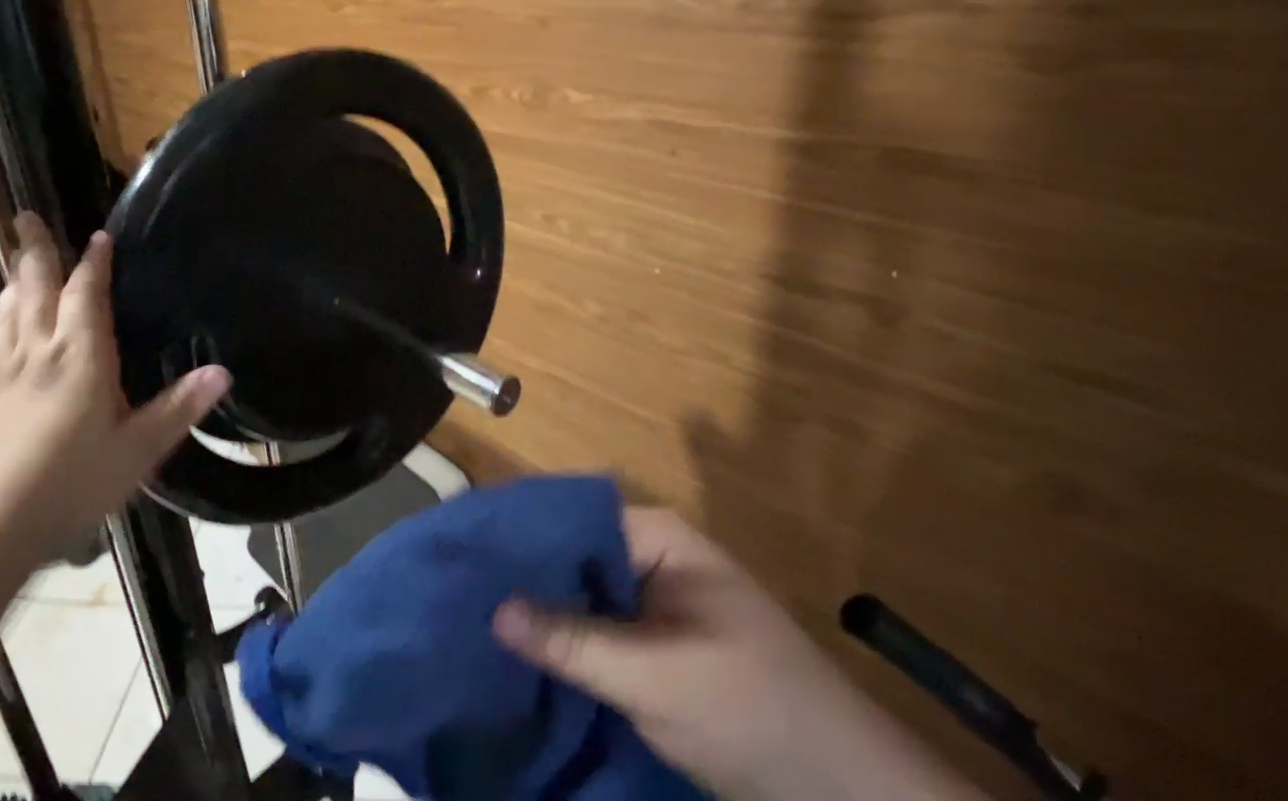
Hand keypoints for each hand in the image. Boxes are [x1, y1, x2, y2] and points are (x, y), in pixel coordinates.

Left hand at [0, 213, 229, 560]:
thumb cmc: (74, 485)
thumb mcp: (139, 449)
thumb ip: (179, 408)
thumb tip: (223, 372)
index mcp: (82, 358)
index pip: (88, 296)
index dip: (94, 264)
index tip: (99, 235)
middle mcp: (41, 354)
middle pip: (36, 290)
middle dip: (35, 251)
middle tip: (25, 215)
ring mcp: (7, 376)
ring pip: (10, 314)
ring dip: (14, 283)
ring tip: (18, 262)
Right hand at [493, 508, 983, 800]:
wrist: (838, 788)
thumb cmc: (751, 711)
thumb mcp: (657, 676)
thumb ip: (574, 640)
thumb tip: (492, 606)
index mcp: (660, 539)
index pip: (570, 514)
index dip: (515, 531)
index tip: (456, 553)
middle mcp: (653, 558)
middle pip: (569, 553)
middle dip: (517, 575)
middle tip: (448, 593)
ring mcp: (654, 604)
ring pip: (578, 595)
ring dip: (535, 611)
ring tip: (464, 622)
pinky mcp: (654, 645)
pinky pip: (593, 630)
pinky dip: (559, 642)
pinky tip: (512, 657)